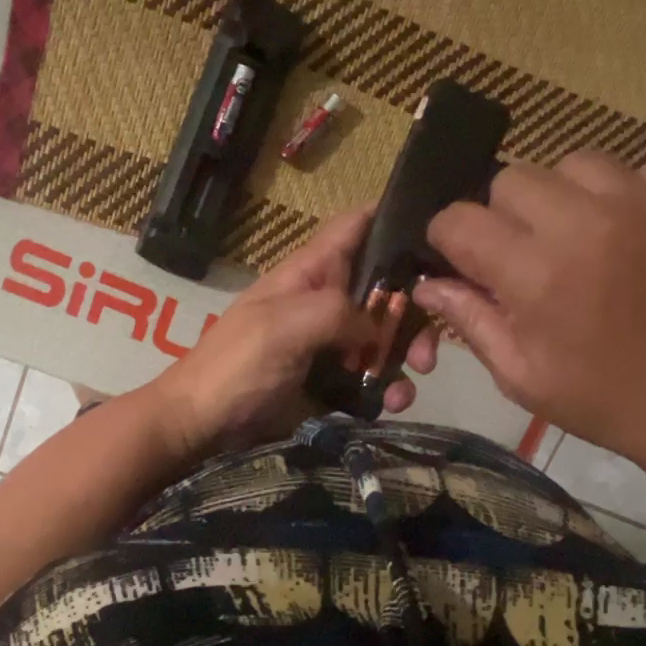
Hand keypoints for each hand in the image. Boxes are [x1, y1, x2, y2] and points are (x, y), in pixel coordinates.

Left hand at [146, 207, 431, 458]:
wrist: (201, 427)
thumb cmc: (235, 366)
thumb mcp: (285, 325)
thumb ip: (339, 312)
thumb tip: (379, 329)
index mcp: (311, 273)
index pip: (357, 226)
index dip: (397, 218)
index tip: (443, 235)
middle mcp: (326, 302)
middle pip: (387, 290)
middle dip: (414, 316)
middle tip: (428, 354)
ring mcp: (328, 345)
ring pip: (385, 339)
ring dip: (405, 360)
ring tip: (407, 390)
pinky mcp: (329, 385)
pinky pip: (370, 380)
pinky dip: (387, 390)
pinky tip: (392, 405)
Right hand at [413, 151, 645, 484]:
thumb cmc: (603, 400)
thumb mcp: (521, 375)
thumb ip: (471, 320)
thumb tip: (428, 283)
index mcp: (536, 274)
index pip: (461, 219)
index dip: (448, 237)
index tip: (458, 255)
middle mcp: (588, 222)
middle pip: (513, 178)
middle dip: (503, 214)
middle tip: (522, 253)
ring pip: (577, 164)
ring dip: (563, 198)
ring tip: (581, 239)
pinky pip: (645, 169)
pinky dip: (628, 197)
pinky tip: (635, 238)